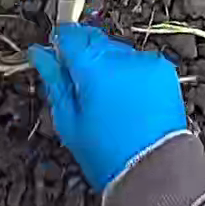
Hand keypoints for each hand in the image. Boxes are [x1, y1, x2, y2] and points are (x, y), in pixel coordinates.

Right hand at [29, 23, 187, 190]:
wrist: (153, 168)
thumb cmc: (106, 153)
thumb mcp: (69, 122)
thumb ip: (55, 81)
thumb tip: (40, 54)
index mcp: (94, 68)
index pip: (72, 37)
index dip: (61, 41)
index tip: (55, 50)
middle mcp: (122, 57)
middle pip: (96, 42)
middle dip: (86, 56)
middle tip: (81, 86)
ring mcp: (146, 60)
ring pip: (118, 51)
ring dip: (109, 65)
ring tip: (108, 100)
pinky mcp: (163, 68)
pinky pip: (139, 62)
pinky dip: (131, 73)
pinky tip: (128, 99)